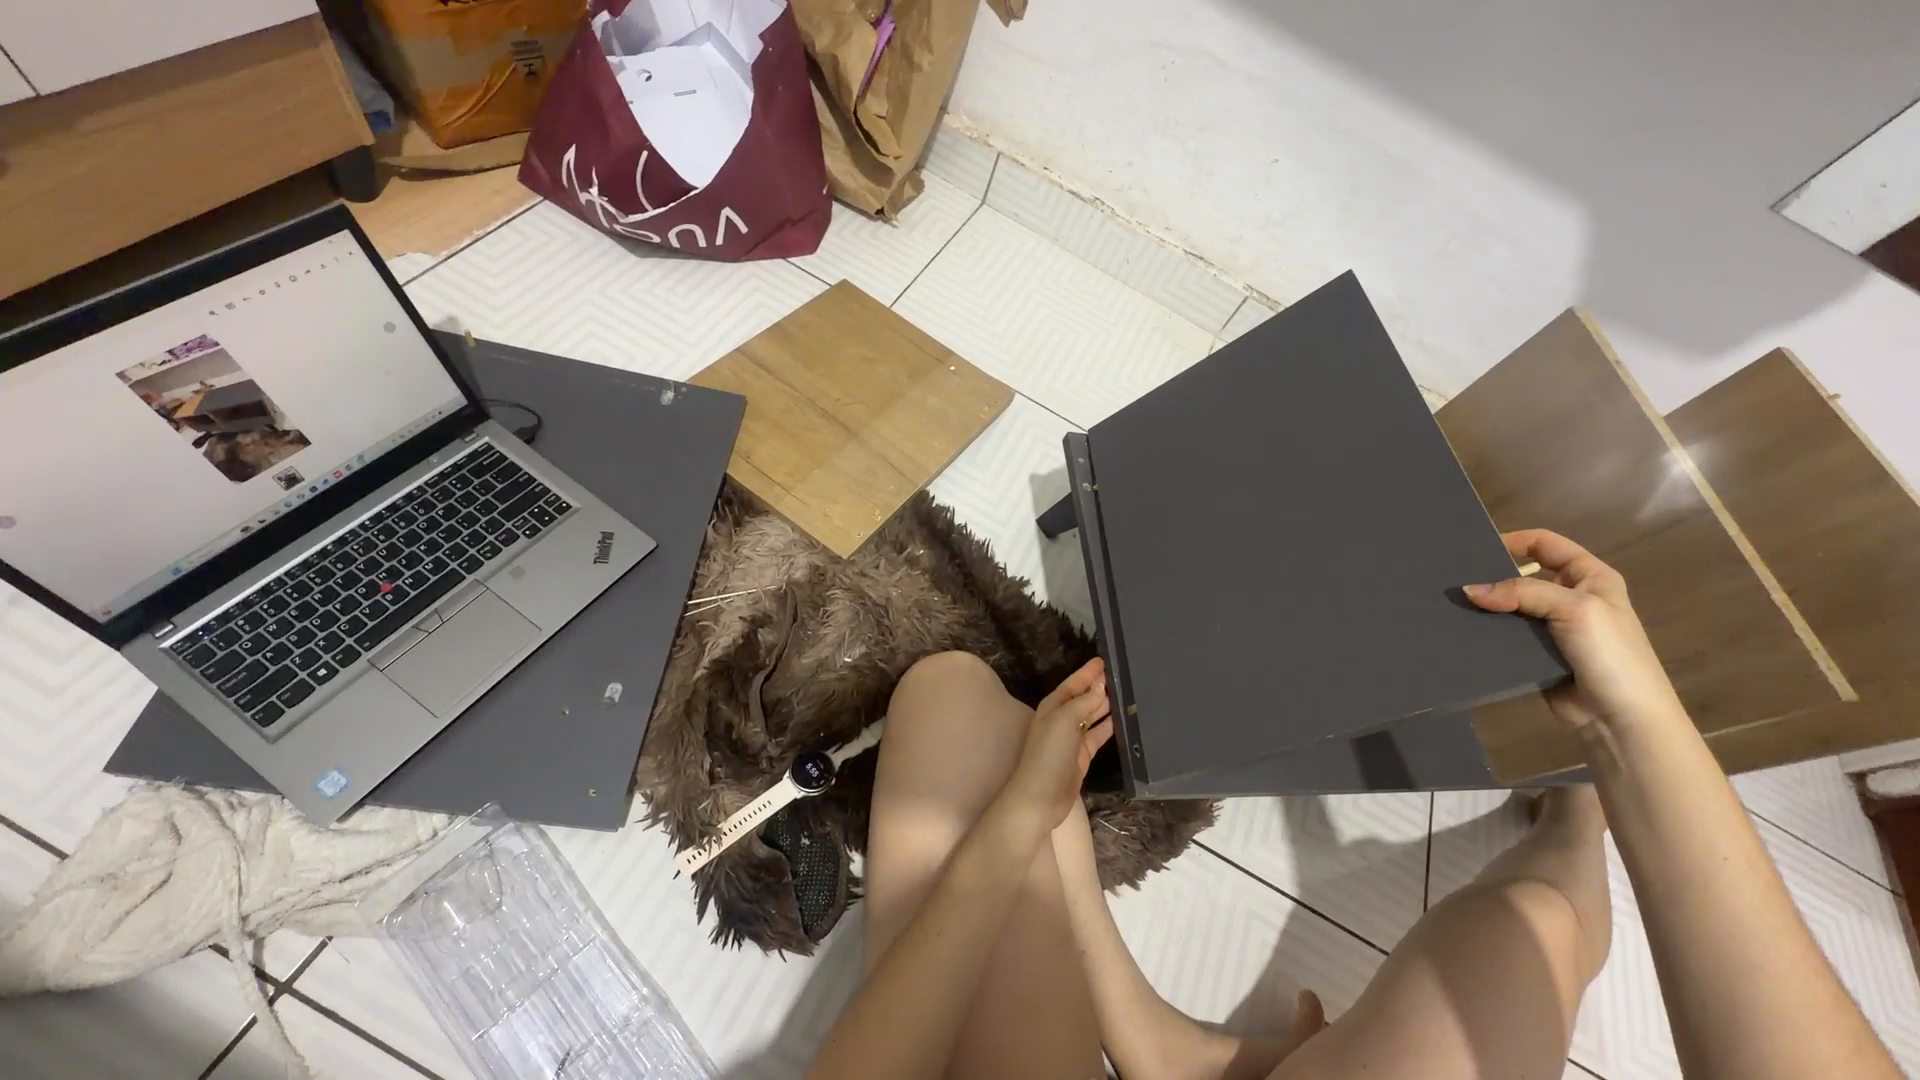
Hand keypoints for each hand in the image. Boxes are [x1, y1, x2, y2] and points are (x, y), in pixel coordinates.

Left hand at [998, 659, 1115, 828]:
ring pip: (1091, 716)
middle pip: (1082, 698)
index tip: (1103, 661)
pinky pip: (1097, 735)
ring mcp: (1071, 740)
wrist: (1040, 797)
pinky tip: (1122, 720)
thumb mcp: (1064, 721)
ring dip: (1105, 705)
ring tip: (1125, 693)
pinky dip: (1108, 727)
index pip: (1072, 685)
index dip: (1086, 673)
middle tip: (1120, 674)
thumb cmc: (1048, 754)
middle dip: (1097, 686)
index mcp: (1052, 708)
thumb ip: (1082, 703)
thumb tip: (1100, 688)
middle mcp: (1060, 720)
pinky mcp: (1081, 757)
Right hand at [1463, 529, 1686, 739]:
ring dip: (1487, 608)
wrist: (1621, 719)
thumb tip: (1470, 590)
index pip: (1545, 544)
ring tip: (1451, 606)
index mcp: (1591, 578)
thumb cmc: (1611, 654)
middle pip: (1522, 575)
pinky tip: (1462, 632)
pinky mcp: (1536, 655)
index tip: (1476, 550)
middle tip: (1454, 579)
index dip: (1513, 541)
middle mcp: (1572, 598)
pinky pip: (1505, 636)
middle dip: (1491, 576)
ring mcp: (1553, 628)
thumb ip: (1523, 592)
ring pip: (1511, 607)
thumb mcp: (1574, 609)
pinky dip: (1487, 634)